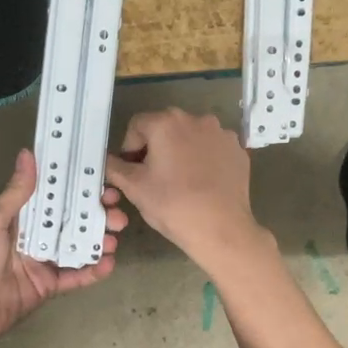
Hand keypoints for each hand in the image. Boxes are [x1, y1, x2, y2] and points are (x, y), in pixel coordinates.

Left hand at [0, 149, 126, 342]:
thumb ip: (15, 194)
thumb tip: (28, 154)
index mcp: (16, 219)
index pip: (50, 198)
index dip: (74, 188)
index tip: (99, 179)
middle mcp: (31, 237)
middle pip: (68, 221)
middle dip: (94, 214)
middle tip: (116, 209)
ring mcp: (41, 263)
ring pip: (76, 247)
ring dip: (98, 240)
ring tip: (116, 235)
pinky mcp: (47, 287)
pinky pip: (74, 277)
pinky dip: (92, 271)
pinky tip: (109, 262)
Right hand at [104, 109, 268, 270]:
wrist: (221, 228)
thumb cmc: (172, 205)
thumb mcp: (133, 187)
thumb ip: (115, 168)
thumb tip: (109, 161)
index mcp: (167, 123)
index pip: (137, 125)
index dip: (129, 148)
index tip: (132, 172)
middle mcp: (197, 119)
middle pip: (165, 128)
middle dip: (155, 148)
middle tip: (153, 178)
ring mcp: (222, 134)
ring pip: (190, 138)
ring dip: (180, 153)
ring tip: (179, 182)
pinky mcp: (238, 150)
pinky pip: (212, 150)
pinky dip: (203, 161)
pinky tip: (201, 184)